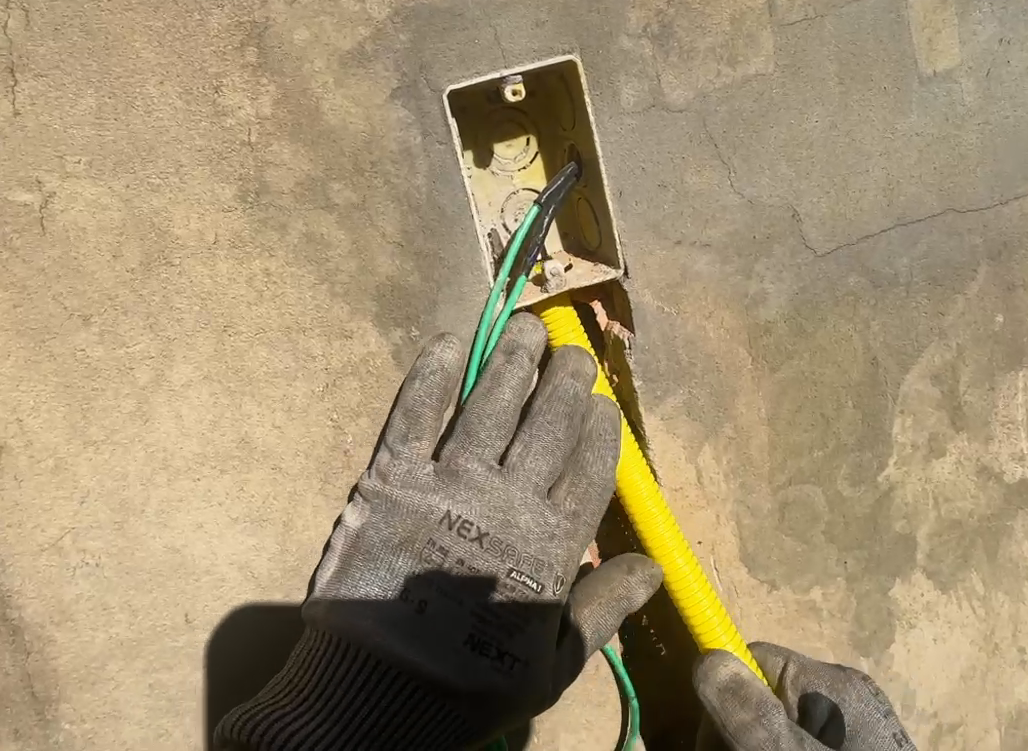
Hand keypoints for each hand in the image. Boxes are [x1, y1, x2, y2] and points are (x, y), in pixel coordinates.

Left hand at [219, 314, 662, 750]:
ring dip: (513, 359)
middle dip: (567, 380)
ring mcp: (448, 483)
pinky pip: (415, 415)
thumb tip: (653, 568)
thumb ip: (604, 609)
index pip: (589, 468)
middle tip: (573, 351)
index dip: (601, 429)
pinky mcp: (392, 477)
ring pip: (491, 405)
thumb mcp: (552, 664)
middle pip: (548, 423)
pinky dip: (431, 376)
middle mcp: (506, 501)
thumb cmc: (469, 685)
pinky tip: (448, 342)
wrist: (374, 699)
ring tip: (529, 327)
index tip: (605, 403)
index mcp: (550, 544)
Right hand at [695, 642, 915, 750]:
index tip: (709, 747)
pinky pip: (798, 746)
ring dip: (751, 749)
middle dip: (735, 740)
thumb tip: (706, 660)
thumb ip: (754, 720)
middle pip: (759, 702)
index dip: (723, 699)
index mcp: (831, 688)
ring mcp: (848, 736)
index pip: (753, 661)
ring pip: (774, 735)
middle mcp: (840, 703)